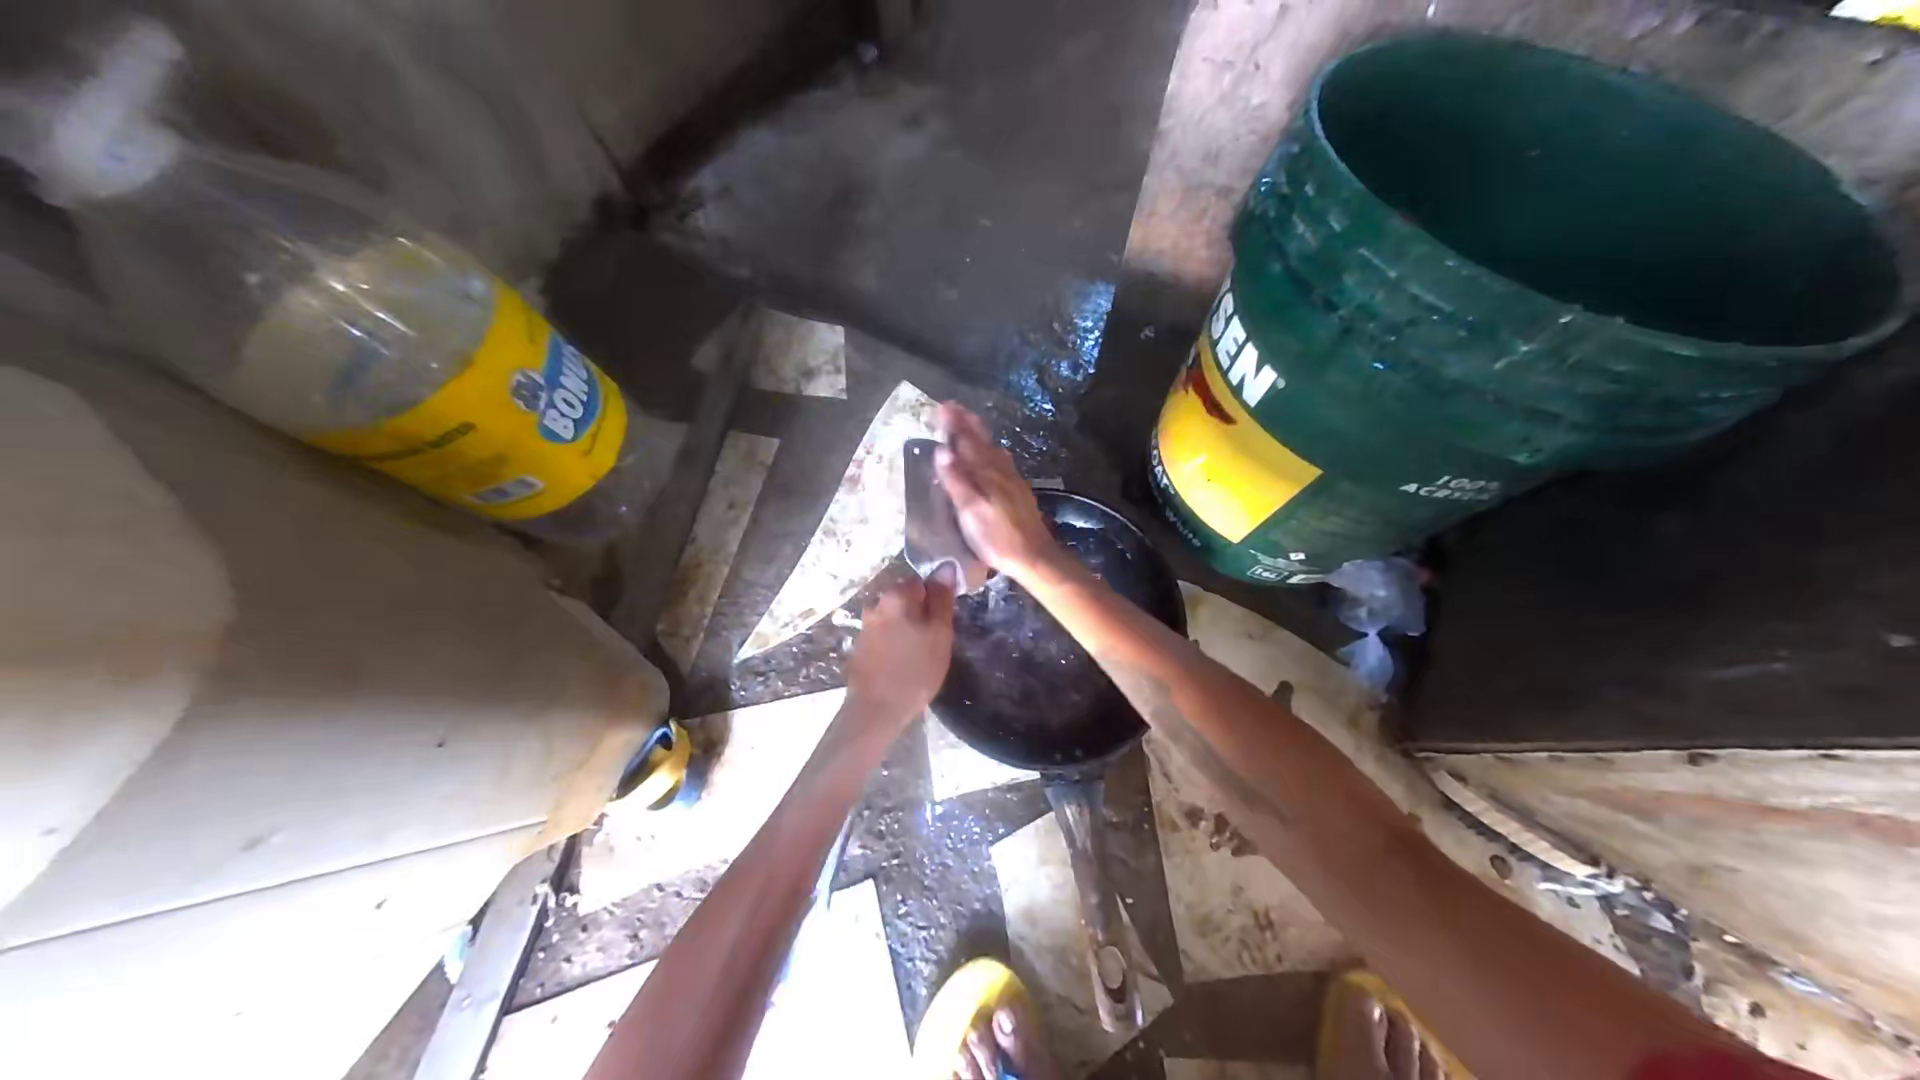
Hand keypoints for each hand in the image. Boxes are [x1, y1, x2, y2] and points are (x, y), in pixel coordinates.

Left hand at [845, 569, 956, 721]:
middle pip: (906, 599)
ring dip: (907, 629)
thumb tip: (946, 567)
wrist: (876, 709)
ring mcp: (865, 626)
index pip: (922, 582)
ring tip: (920, 653)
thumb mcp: (940, 633)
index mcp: (896, 596)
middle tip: (935, 639)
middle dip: (921, 613)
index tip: (944, 621)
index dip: (936, 599)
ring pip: (895, 618)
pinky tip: (902, 662)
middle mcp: (876, 604)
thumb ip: (942, 598)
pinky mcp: (860, 646)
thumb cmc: (915, 670)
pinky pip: (884, 635)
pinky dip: (894, 643)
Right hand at [934, 403, 1062, 582]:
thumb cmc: (997, 537)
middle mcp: (1000, 470)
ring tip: (971, 424)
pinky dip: (991, 450)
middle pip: (983, 440)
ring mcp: (1012, 480)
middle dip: (968, 423)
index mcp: (986, 472)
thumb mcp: (970, 511)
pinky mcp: (1019, 491)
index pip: (967, 441)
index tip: (943, 406)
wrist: (1033, 555)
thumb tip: (942, 450)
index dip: (954, 424)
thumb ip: (957, 480)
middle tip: (955, 408)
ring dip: (980, 434)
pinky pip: (1002, 461)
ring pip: (994, 449)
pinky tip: (994, 455)